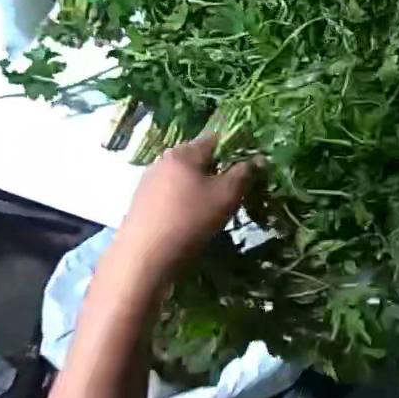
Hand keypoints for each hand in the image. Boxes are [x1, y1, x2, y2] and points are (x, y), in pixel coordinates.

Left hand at [112, 134, 255, 279]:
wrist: (143, 258)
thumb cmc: (190, 219)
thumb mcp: (227, 195)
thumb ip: (244, 172)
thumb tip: (257, 159)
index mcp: (184, 152)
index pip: (216, 139)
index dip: (236, 151)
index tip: (248, 170)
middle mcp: (163, 160)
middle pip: (199, 159)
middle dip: (218, 172)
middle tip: (233, 193)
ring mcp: (148, 181)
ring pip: (185, 178)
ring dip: (201, 188)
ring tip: (212, 210)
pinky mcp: (140, 202)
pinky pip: (171, 194)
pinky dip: (184, 202)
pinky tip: (189, 221)